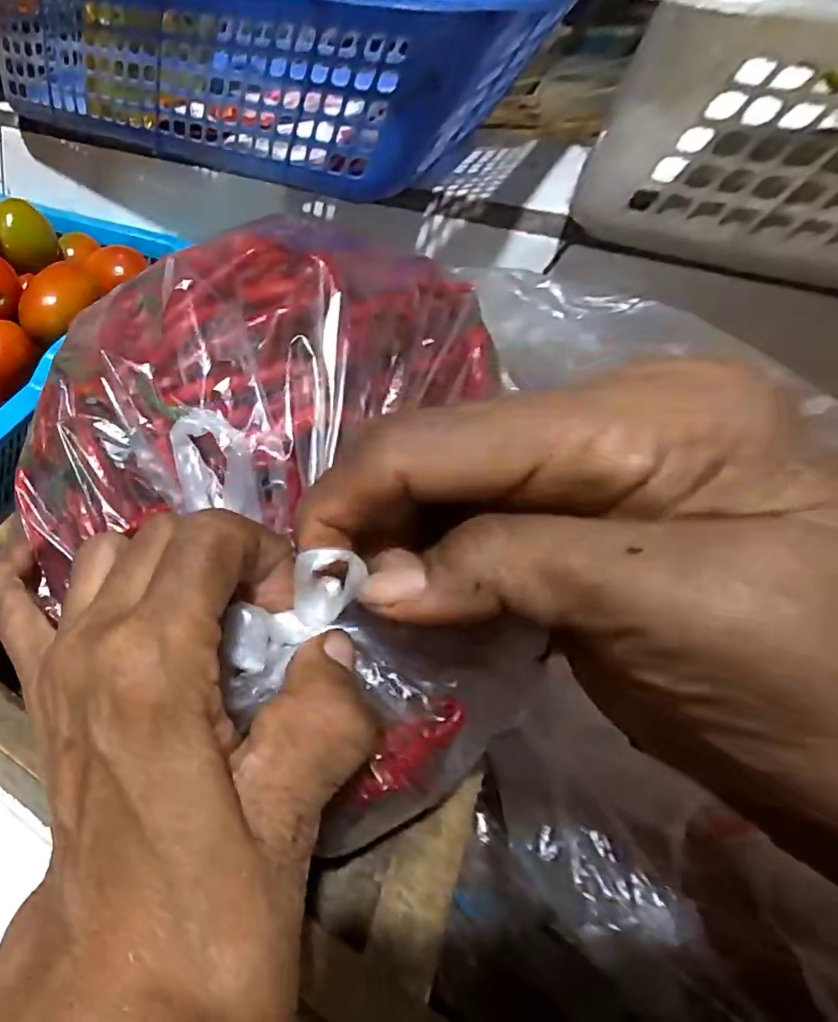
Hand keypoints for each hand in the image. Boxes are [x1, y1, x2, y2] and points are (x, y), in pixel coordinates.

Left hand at [0, 512, 376, 1021]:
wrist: (118, 960)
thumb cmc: (208, 905)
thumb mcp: (289, 818)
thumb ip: (321, 719)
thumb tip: (331, 650)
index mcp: (153, 657)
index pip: (204, 539)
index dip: (259, 551)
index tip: (292, 605)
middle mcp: (91, 637)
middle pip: (153, 537)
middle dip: (214, 552)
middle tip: (258, 609)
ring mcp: (54, 657)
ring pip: (96, 556)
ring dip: (148, 558)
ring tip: (191, 602)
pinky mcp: (35, 684)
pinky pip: (12, 607)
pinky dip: (20, 573)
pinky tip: (33, 560)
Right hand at [296, 358, 837, 877]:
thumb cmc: (821, 681)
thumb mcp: (658, 609)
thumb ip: (498, 570)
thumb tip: (366, 586)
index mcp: (635, 415)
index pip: (428, 440)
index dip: (347, 500)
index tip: (308, 576)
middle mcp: (596, 415)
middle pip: (417, 449)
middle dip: (358, 518)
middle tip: (331, 591)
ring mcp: (579, 461)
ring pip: (421, 480)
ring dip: (379, 539)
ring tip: (366, 596)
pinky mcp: (563, 507)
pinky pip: (450, 514)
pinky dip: (413, 555)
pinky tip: (409, 592)